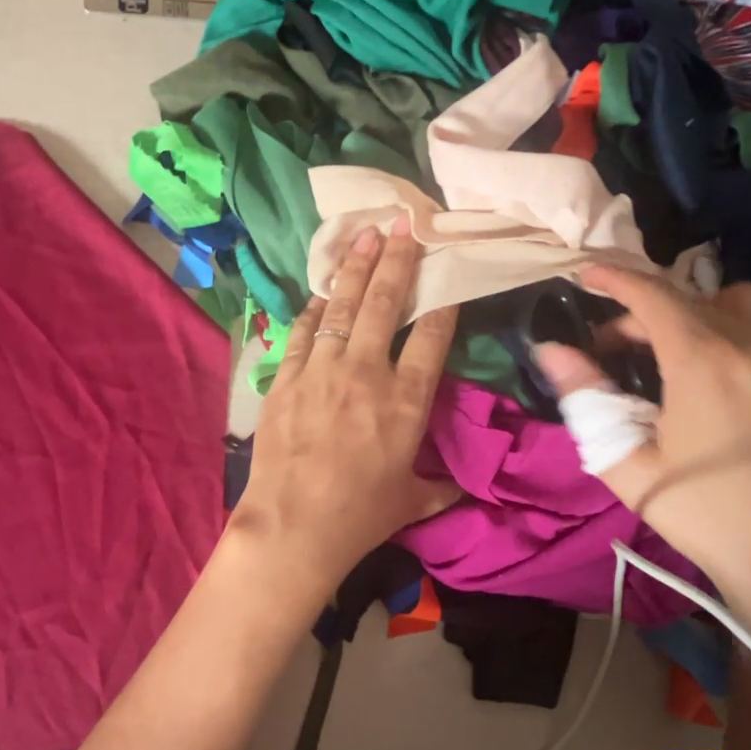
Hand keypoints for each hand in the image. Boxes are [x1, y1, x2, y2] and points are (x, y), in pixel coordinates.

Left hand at [229, 217, 460, 597]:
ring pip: (342, 308)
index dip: (443, 302)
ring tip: (365, 236)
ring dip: (355, 269)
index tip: (446, 274)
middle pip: (386, 305)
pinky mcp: (286, 379)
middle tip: (403, 224)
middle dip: (397, 260)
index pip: (432, 337)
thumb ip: (439, 488)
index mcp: (406, 401)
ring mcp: (322, 371)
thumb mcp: (411, 502)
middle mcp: (366, 373)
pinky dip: (312, 310)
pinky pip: (302, 333)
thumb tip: (465, 491)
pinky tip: (321, 293)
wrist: (293, 525)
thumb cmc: (360, 516)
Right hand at [534, 266, 750, 623]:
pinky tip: (716, 381)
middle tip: (617, 346)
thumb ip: (586, 398)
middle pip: (696, 296)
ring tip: (672, 356)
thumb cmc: (699, 513)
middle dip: (649, 309)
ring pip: (741, 306)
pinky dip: (733, 335)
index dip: (616, 278)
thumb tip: (552, 351)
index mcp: (705, 362)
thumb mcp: (626, 462)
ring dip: (698, 315)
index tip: (587, 274)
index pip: (654, 296)